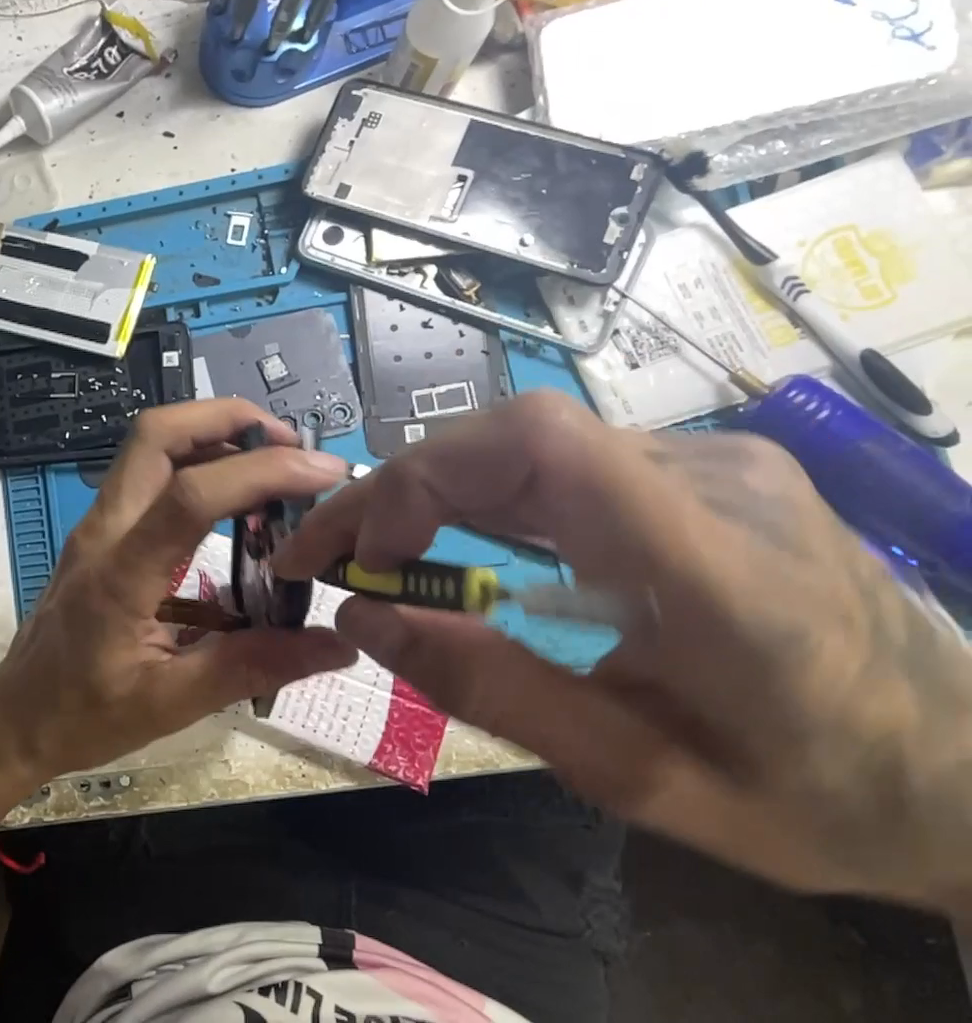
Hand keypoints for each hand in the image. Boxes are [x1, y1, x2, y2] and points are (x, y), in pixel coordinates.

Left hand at [0, 399, 357, 809]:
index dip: (261, 470)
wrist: (16, 717)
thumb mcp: (169, 704)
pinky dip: (194, 466)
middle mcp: (102, 532)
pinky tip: (234, 505)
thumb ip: (250, 667)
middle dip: (227, 420)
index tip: (323, 473)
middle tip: (292, 447)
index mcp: (118, 574)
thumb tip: (336, 644)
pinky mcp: (98, 536)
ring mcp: (95, 529)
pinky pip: (145, 477)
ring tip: (274, 466)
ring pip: (147, 448)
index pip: (189, 494)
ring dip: (211, 437)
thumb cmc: (82, 715)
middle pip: (154, 436)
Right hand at [272, 390, 971, 911]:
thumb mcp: (633, 778)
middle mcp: (714, 485)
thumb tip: (363, 615)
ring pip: (527, 443)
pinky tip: (451, 544)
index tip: (364, 554)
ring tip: (370, 551)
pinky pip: (560, 463)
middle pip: (513, 437)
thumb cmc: (806, 797)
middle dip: (396, 489)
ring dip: (429, 490)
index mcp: (711, 572)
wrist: (966, 773)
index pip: (542, 449)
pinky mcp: (702, 471)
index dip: (423, 477)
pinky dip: (479, 496)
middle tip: (327, 557)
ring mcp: (715, 465)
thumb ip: (492, 689)